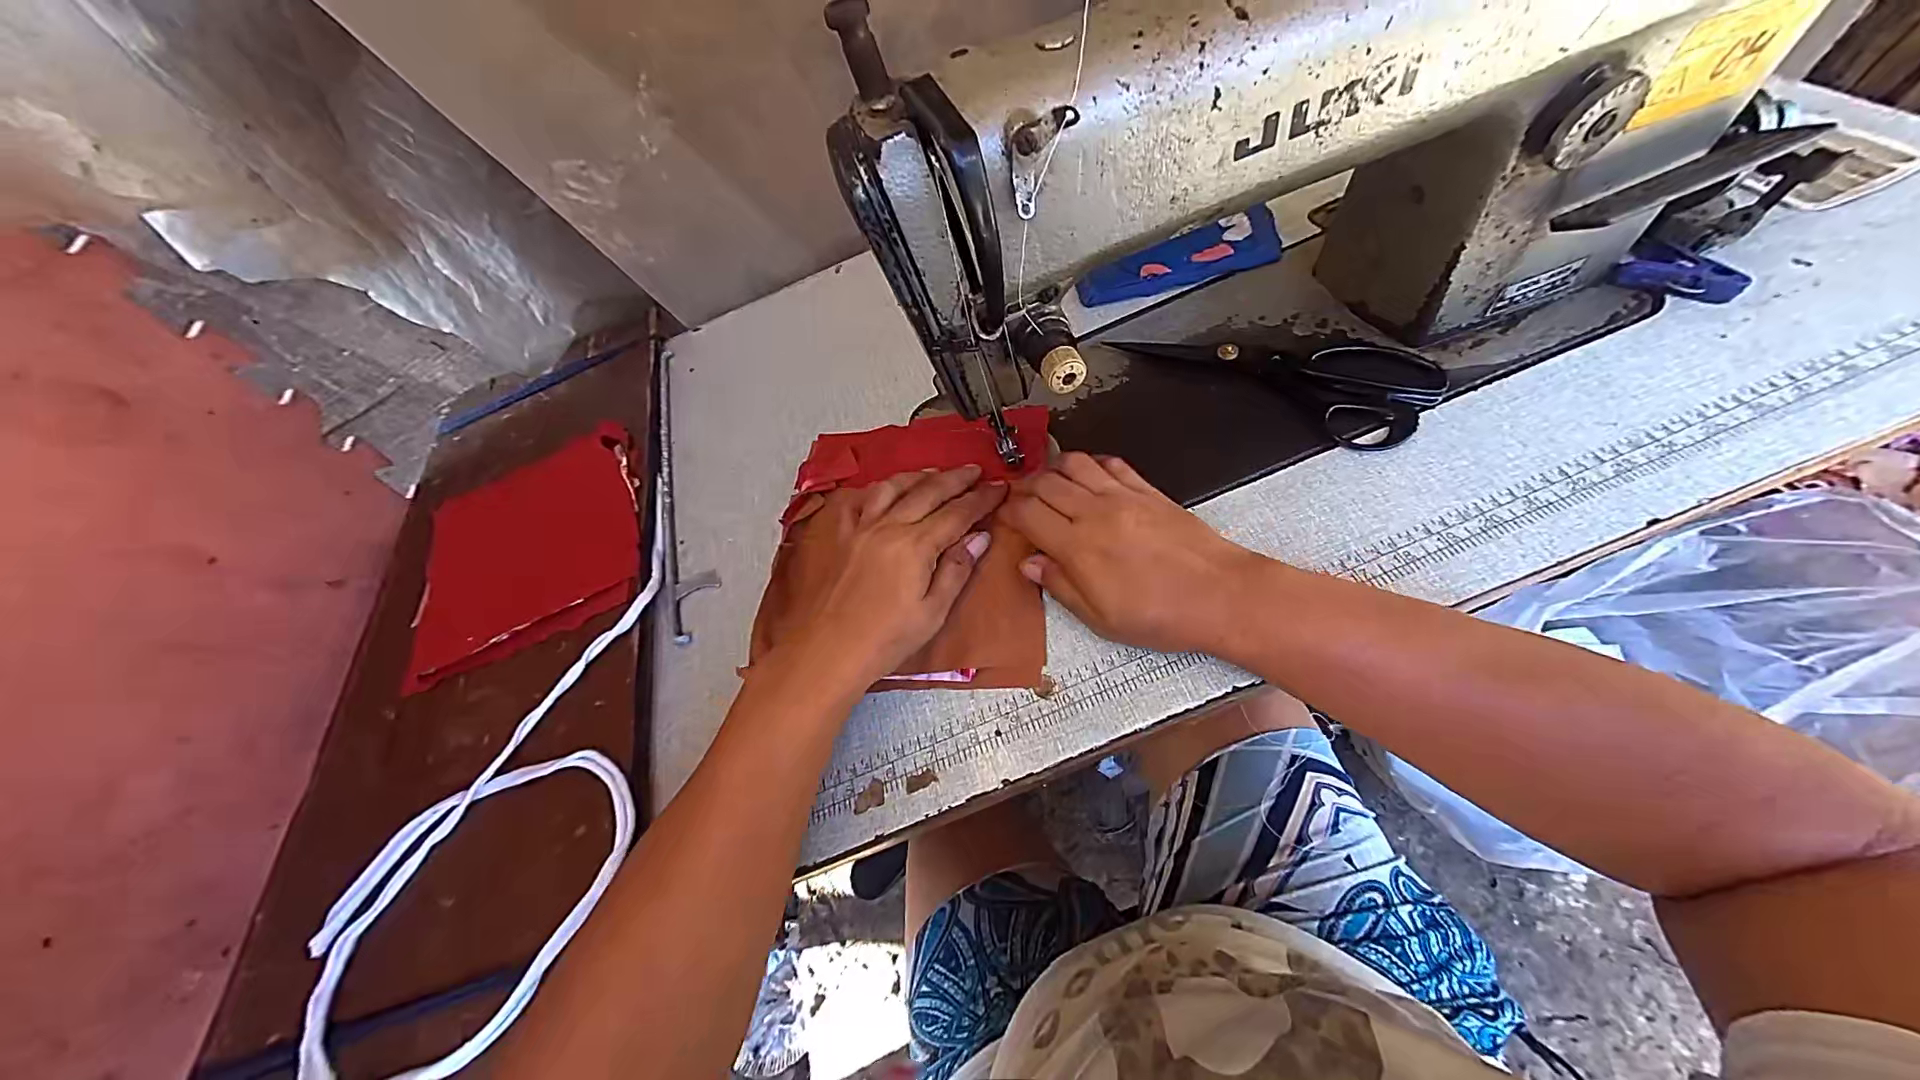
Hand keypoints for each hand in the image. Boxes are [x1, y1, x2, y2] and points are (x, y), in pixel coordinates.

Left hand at [776, 465, 1006, 686]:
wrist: (827, 651)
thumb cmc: (884, 640)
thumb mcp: (932, 613)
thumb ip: (956, 570)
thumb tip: (978, 537)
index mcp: (914, 546)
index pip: (957, 513)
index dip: (981, 499)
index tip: (998, 488)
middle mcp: (887, 527)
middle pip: (928, 491)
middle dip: (956, 479)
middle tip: (975, 472)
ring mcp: (860, 529)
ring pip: (893, 487)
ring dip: (919, 476)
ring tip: (936, 473)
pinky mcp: (839, 537)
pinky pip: (859, 501)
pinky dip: (878, 489)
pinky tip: (885, 490)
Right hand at [996, 452, 1265, 654]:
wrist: (1221, 596)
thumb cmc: (1164, 615)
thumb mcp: (1101, 619)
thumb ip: (1061, 586)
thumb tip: (1031, 565)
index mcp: (1078, 548)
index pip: (1027, 513)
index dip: (1008, 511)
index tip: (1003, 516)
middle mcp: (1096, 514)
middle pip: (1045, 483)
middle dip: (1023, 487)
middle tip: (1017, 497)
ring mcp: (1124, 498)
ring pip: (1074, 464)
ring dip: (1053, 468)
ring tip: (1046, 481)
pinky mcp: (1148, 492)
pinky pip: (1111, 464)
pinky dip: (1092, 463)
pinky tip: (1088, 475)